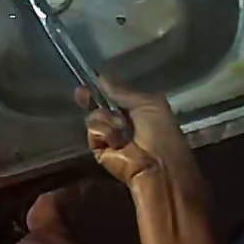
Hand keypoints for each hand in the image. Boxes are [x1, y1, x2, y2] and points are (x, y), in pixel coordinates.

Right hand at [80, 81, 195, 187]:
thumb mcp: (149, 103)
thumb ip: (124, 90)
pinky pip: (94, 129)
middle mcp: (120, 121)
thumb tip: (102, 76)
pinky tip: (116, 142)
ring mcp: (107, 134)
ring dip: (108, 119)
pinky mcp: (98, 147)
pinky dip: (105, 132)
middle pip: (97, 104)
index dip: (101, 88)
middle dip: (90, 97)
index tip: (90, 81)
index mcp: (135, 110)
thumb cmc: (160, 133)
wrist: (158, 166)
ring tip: (122, 131)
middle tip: (82, 93)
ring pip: (94, 115)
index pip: (113, 95)